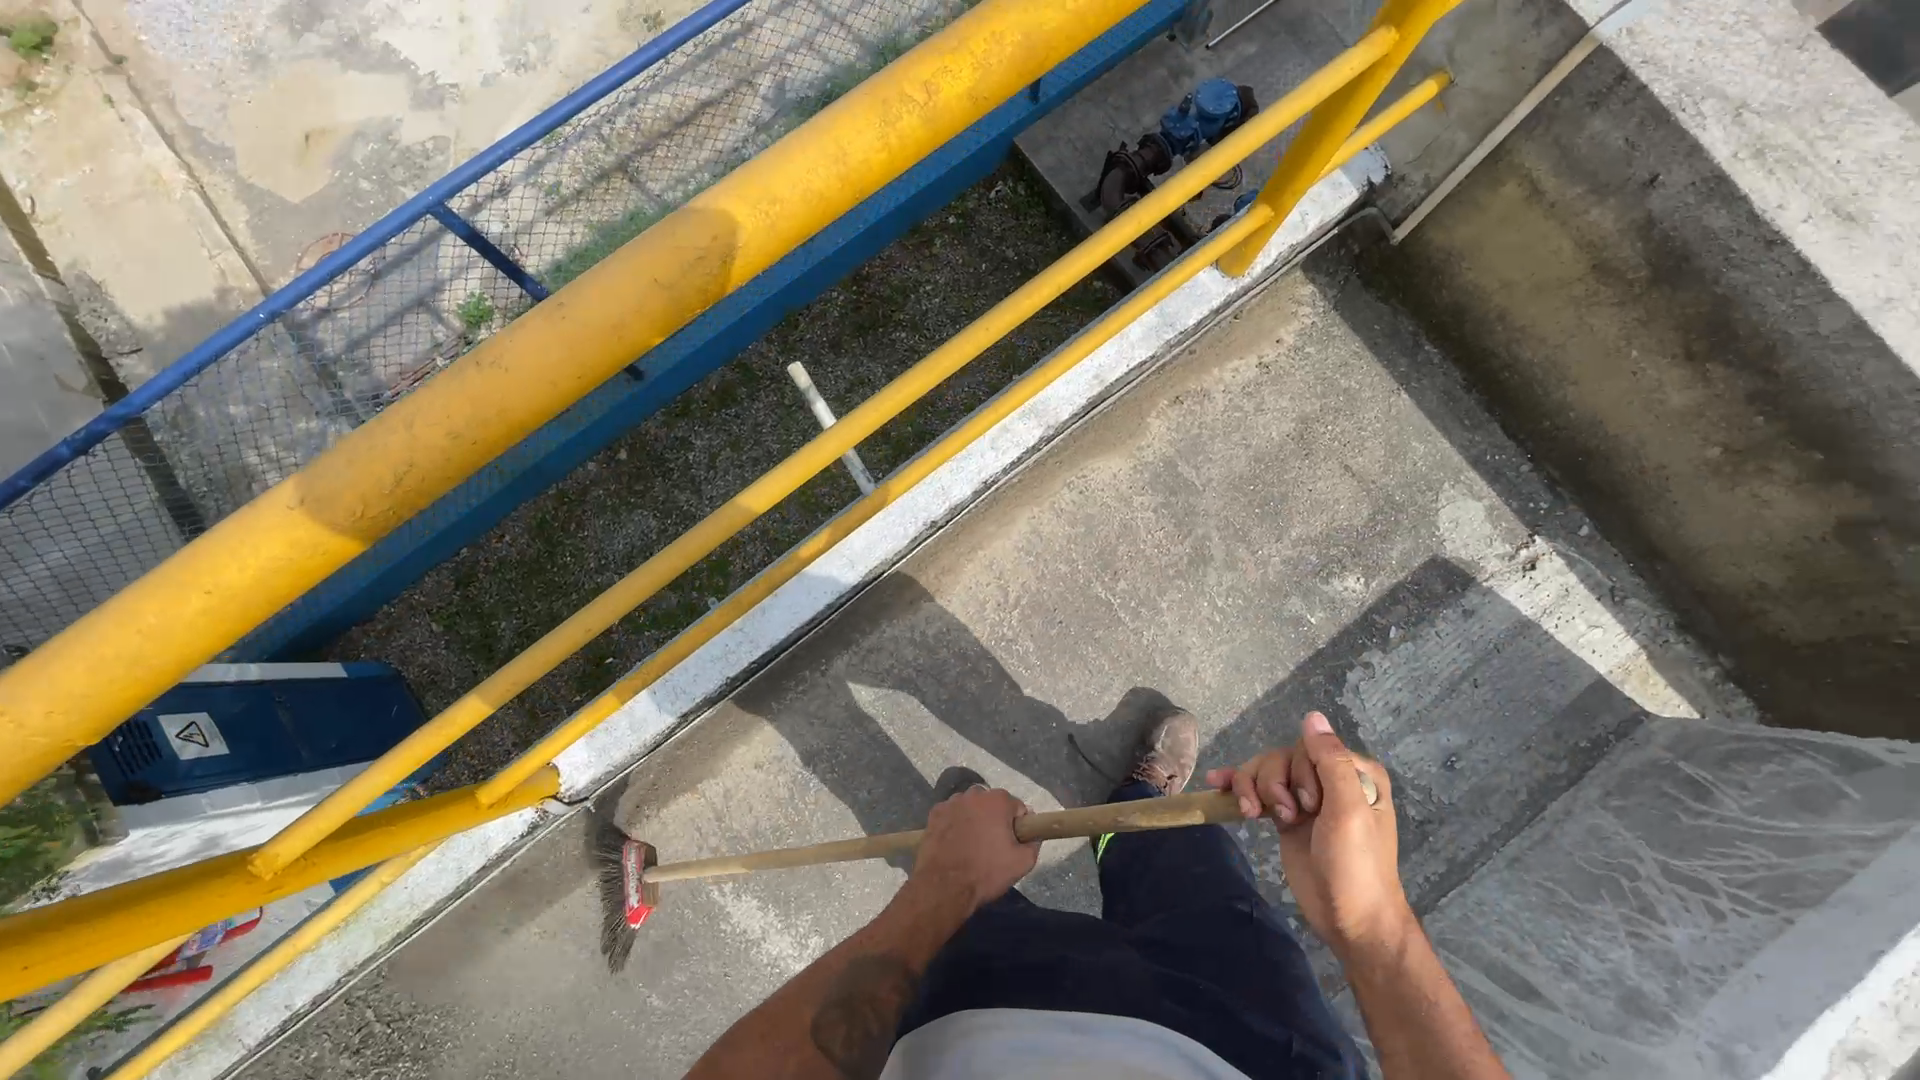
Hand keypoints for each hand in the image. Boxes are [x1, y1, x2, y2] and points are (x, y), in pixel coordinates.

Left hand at [910, 787, 1038, 911]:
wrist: (944, 886)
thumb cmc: (986, 872)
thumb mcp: (1022, 862)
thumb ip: (1033, 843)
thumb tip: (1033, 833)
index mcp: (998, 800)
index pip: (1017, 808)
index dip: (1018, 826)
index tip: (1013, 843)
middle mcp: (974, 794)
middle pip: (992, 804)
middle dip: (995, 819)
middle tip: (993, 845)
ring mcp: (951, 802)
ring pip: (970, 807)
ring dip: (974, 819)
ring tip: (972, 845)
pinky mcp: (935, 813)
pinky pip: (952, 814)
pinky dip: (955, 823)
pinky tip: (954, 843)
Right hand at [1206, 711, 1412, 958]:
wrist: (1350, 920)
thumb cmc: (1357, 866)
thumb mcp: (1348, 811)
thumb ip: (1330, 761)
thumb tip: (1311, 715)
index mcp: (1355, 774)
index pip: (1309, 747)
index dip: (1299, 772)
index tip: (1310, 805)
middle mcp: (1330, 780)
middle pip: (1282, 757)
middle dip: (1273, 782)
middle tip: (1289, 816)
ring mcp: (1306, 799)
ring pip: (1265, 772)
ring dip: (1252, 788)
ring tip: (1253, 814)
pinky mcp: (1287, 817)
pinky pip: (1257, 791)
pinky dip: (1237, 788)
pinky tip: (1217, 786)